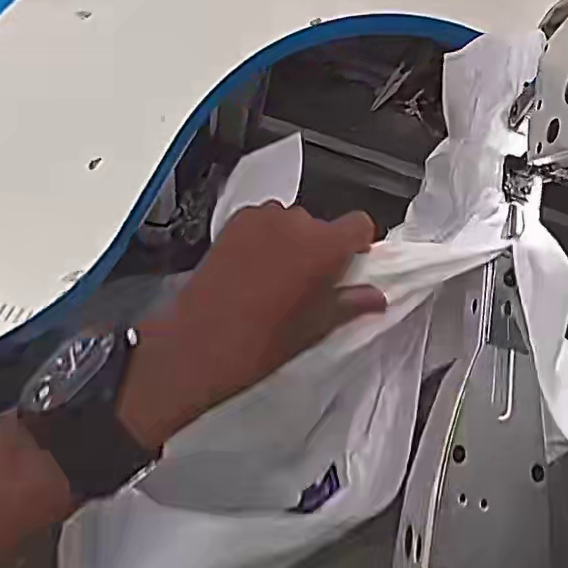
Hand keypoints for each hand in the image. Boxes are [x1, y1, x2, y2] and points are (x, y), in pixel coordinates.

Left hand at [115, 202, 386, 447]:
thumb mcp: (314, 328)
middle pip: (325, 224)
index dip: (359, 243)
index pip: (360, 224)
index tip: (351, 263)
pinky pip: (265, 221)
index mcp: (324, 246)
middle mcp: (297, 223)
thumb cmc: (255, 344)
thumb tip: (374, 298)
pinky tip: (255, 267)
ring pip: (294, 222)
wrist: (192, 349)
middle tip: (310, 282)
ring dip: (293, 240)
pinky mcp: (236, 222)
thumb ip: (350, 304)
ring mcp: (264, 219)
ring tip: (277, 277)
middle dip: (322, 247)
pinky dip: (266, 236)